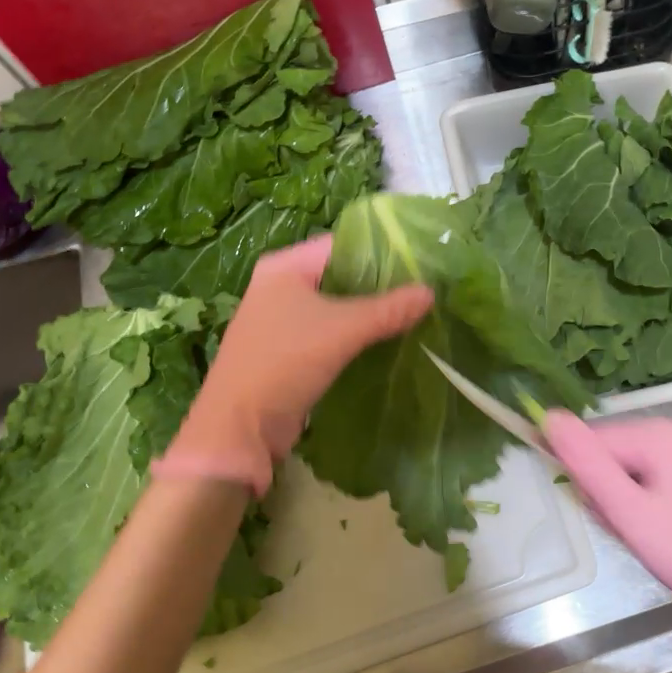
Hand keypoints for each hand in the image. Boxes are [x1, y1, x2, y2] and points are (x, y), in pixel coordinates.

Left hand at [156, 236, 432, 494]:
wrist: (239, 429)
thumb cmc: (284, 364)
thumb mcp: (342, 331)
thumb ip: (388, 309)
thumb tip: (431, 292)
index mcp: (284, 266)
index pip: (342, 243)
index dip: (381, 247)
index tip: (421, 256)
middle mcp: (280, 286)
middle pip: (342, 274)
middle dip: (381, 282)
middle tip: (426, 285)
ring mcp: (283, 320)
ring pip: (339, 305)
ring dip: (372, 311)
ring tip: (417, 310)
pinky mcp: (290, 350)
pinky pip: (332, 331)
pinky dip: (358, 334)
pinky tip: (390, 338)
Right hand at [545, 412, 671, 657]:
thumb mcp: (630, 513)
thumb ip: (587, 465)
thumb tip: (549, 417)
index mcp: (659, 434)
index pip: (592, 441)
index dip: (582, 478)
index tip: (597, 516)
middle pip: (616, 454)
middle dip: (610, 494)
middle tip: (629, 533)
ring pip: (637, 470)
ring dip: (629, 503)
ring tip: (649, 539)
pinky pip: (661, 480)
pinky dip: (652, 505)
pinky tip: (667, 536)